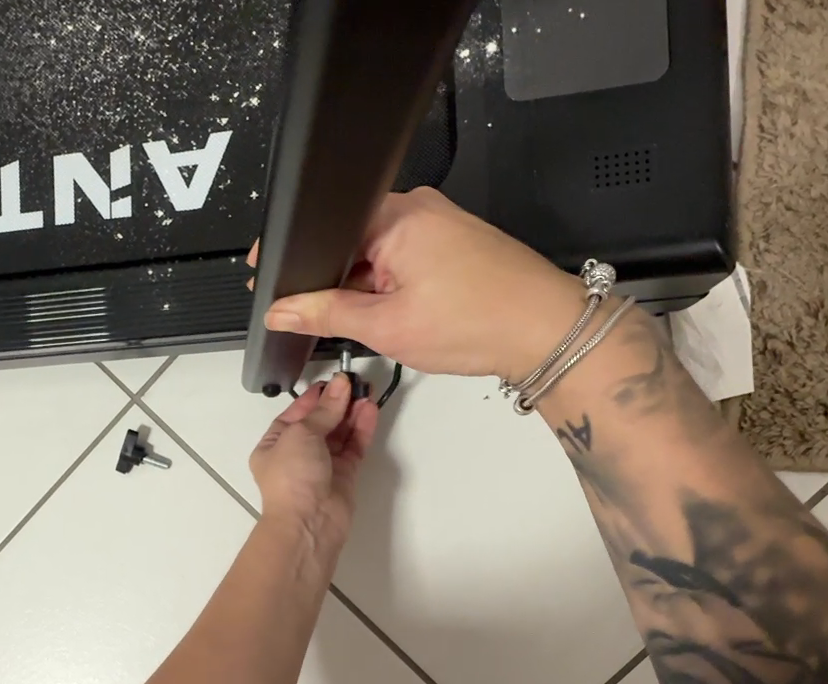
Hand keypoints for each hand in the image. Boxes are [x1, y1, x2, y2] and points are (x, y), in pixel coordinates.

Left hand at [248, 375, 378, 551]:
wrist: (308, 523)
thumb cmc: (293, 475)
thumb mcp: (301, 434)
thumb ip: (325, 410)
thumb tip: (341, 384)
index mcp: (274, 445)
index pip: (295, 414)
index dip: (315, 396)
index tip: (335, 379)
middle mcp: (297, 454)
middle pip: (320, 422)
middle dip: (337, 402)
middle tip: (357, 381)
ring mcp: (321, 465)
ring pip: (339, 433)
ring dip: (352, 413)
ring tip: (368, 390)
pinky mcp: (344, 475)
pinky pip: (353, 447)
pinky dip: (361, 429)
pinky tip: (370, 410)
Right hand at [253, 188, 591, 383]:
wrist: (546, 331)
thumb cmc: (480, 320)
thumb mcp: (386, 326)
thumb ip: (325, 315)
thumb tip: (283, 310)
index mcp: (396, 215)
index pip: (323, 229)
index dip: (296, 261)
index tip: (281, 289)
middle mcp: (417, 207)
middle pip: (349, 242)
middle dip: (339, 284)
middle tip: (354, 321)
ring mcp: (437, 222)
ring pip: (376, 255)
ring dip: (371, 290)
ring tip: (398, 320)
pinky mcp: (451, 240)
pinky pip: (403, 259)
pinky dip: (395, 288)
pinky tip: (412, 314)